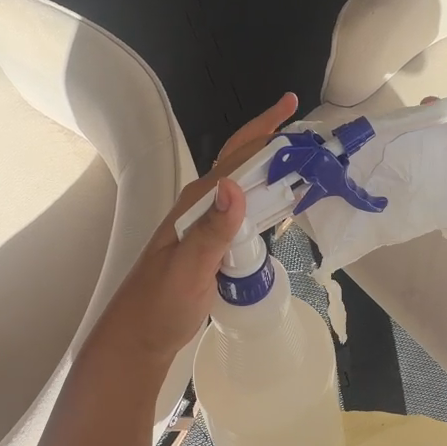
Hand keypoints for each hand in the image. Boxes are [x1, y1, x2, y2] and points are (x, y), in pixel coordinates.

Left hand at [85, 92, 299, 363]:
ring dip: (273, 169)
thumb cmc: (160, 304)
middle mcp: (203, 205)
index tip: (290, 105)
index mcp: (197, 202)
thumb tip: (234, 185)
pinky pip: (246, 212)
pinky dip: (268, 199)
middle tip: (308, 133)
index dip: (264, 128)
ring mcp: (208, 224)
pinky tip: (284, 204)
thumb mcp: (188, 268)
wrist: (139, 340)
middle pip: (242, 162)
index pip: (236, 155)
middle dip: (271, 140)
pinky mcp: (215, 244)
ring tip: (304, 161)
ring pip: (246, 185)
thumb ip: (212, 230)